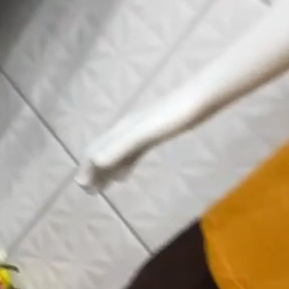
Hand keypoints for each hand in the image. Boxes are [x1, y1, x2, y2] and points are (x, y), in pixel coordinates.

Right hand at [76, 91, 205, 190]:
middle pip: (102, 153)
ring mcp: (140, 131)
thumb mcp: (145, 134)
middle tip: (91, 192)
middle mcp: (125, 131)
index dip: (86, 170)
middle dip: (93, 172)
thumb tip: (94, 164)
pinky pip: (132, 152)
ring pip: (116, 154)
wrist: (204, 96)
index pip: (95, 152)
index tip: (84, 189)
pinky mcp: (154, 132)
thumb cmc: (175, 115)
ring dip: (107, 171)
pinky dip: (124, 165)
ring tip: (104, 187)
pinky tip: (125, 175)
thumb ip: (119, 148)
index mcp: (120, 131)